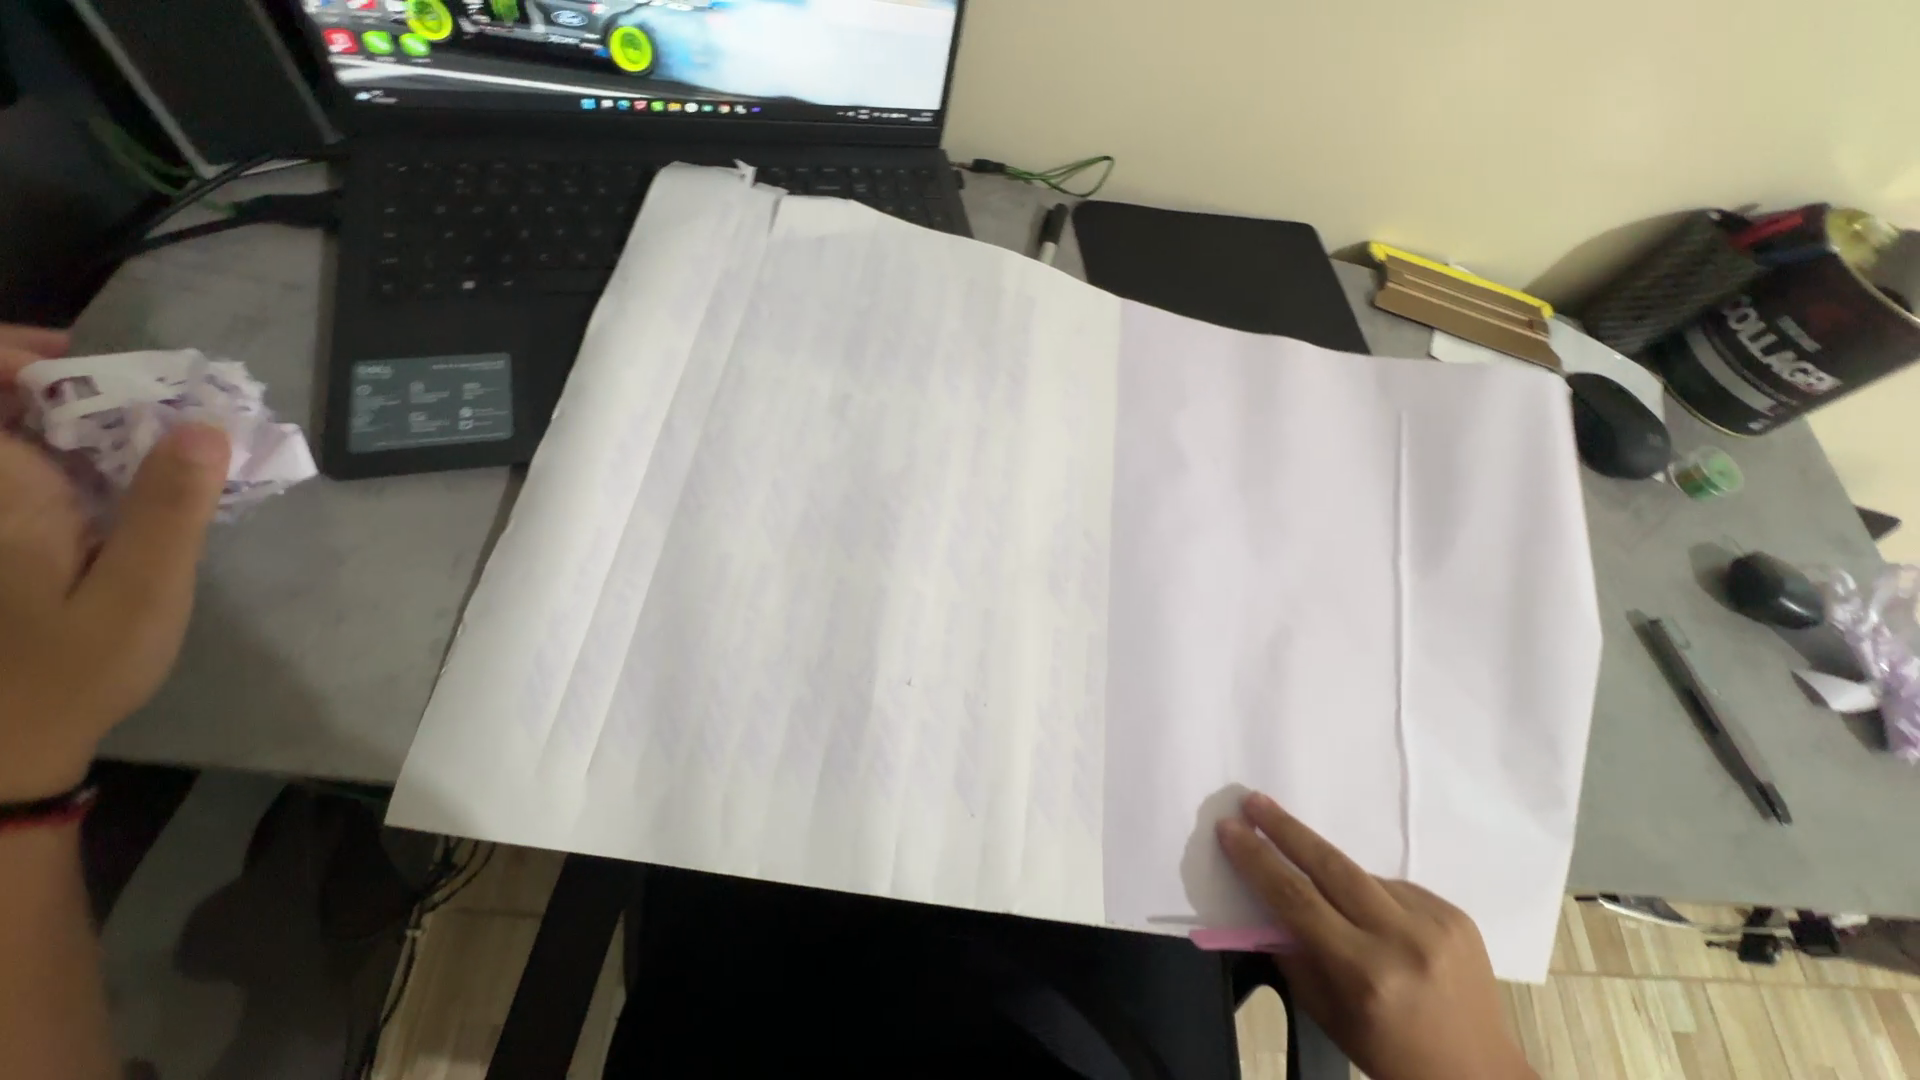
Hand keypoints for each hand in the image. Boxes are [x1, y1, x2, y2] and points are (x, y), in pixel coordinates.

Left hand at [0, 325, 230, 801]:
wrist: (5, 742)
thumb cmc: (72, 671)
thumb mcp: (141, 593)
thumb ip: (170, 507)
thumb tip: (203, 425)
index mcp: (0, 492)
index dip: (33, 354)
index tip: (128, 373)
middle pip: (9, 402)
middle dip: (91, 388)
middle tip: (178, 412)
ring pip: (29, 434)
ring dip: (101, 424)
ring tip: (181, 446)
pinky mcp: (13, 532)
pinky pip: (41, 468)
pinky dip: (92, 458)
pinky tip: (150, 484)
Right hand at [1217, 792, 1534, 1079]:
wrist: (1478, 1076)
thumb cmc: (1389, 1053)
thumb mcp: (1327, 1013)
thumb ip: (1293, 954)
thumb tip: (1265, 902)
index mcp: (1364, 972)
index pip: (1297, 900)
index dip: (1258, 860)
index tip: (1230, 828)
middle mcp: (1402, 939)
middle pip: (1331, 867)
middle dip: (1286, 830)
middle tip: (1254, 801)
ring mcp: (1435, 922)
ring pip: (1362, 876)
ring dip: (1333, 875)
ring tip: (1333, 905)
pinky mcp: (1455, 913)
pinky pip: (1394, 887)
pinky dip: (1372, 896)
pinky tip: (1376, 922)